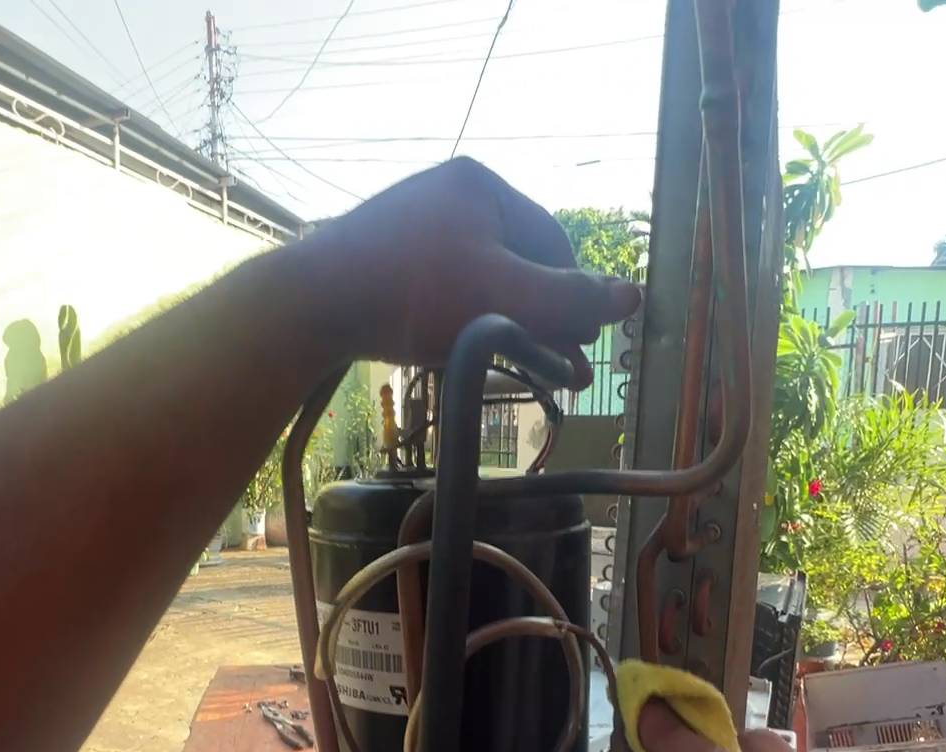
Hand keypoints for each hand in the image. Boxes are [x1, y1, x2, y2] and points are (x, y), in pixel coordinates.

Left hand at [296, 158, 641, 385]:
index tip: (580, 346)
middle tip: (562, 370)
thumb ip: (568, 300)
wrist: (313, 305)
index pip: (551, 243)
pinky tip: (476, 351)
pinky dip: (468, 322)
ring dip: (511, 327)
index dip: (572, 297)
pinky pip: (446, 291)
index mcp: (483, 187)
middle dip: (543, 319)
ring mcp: (415, 228)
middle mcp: (450, 198)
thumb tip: (633, 297)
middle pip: (518, 264)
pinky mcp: (389, 262)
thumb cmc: (414, 292)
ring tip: (529, 370)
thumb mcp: (502, 298)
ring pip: (483, 282)